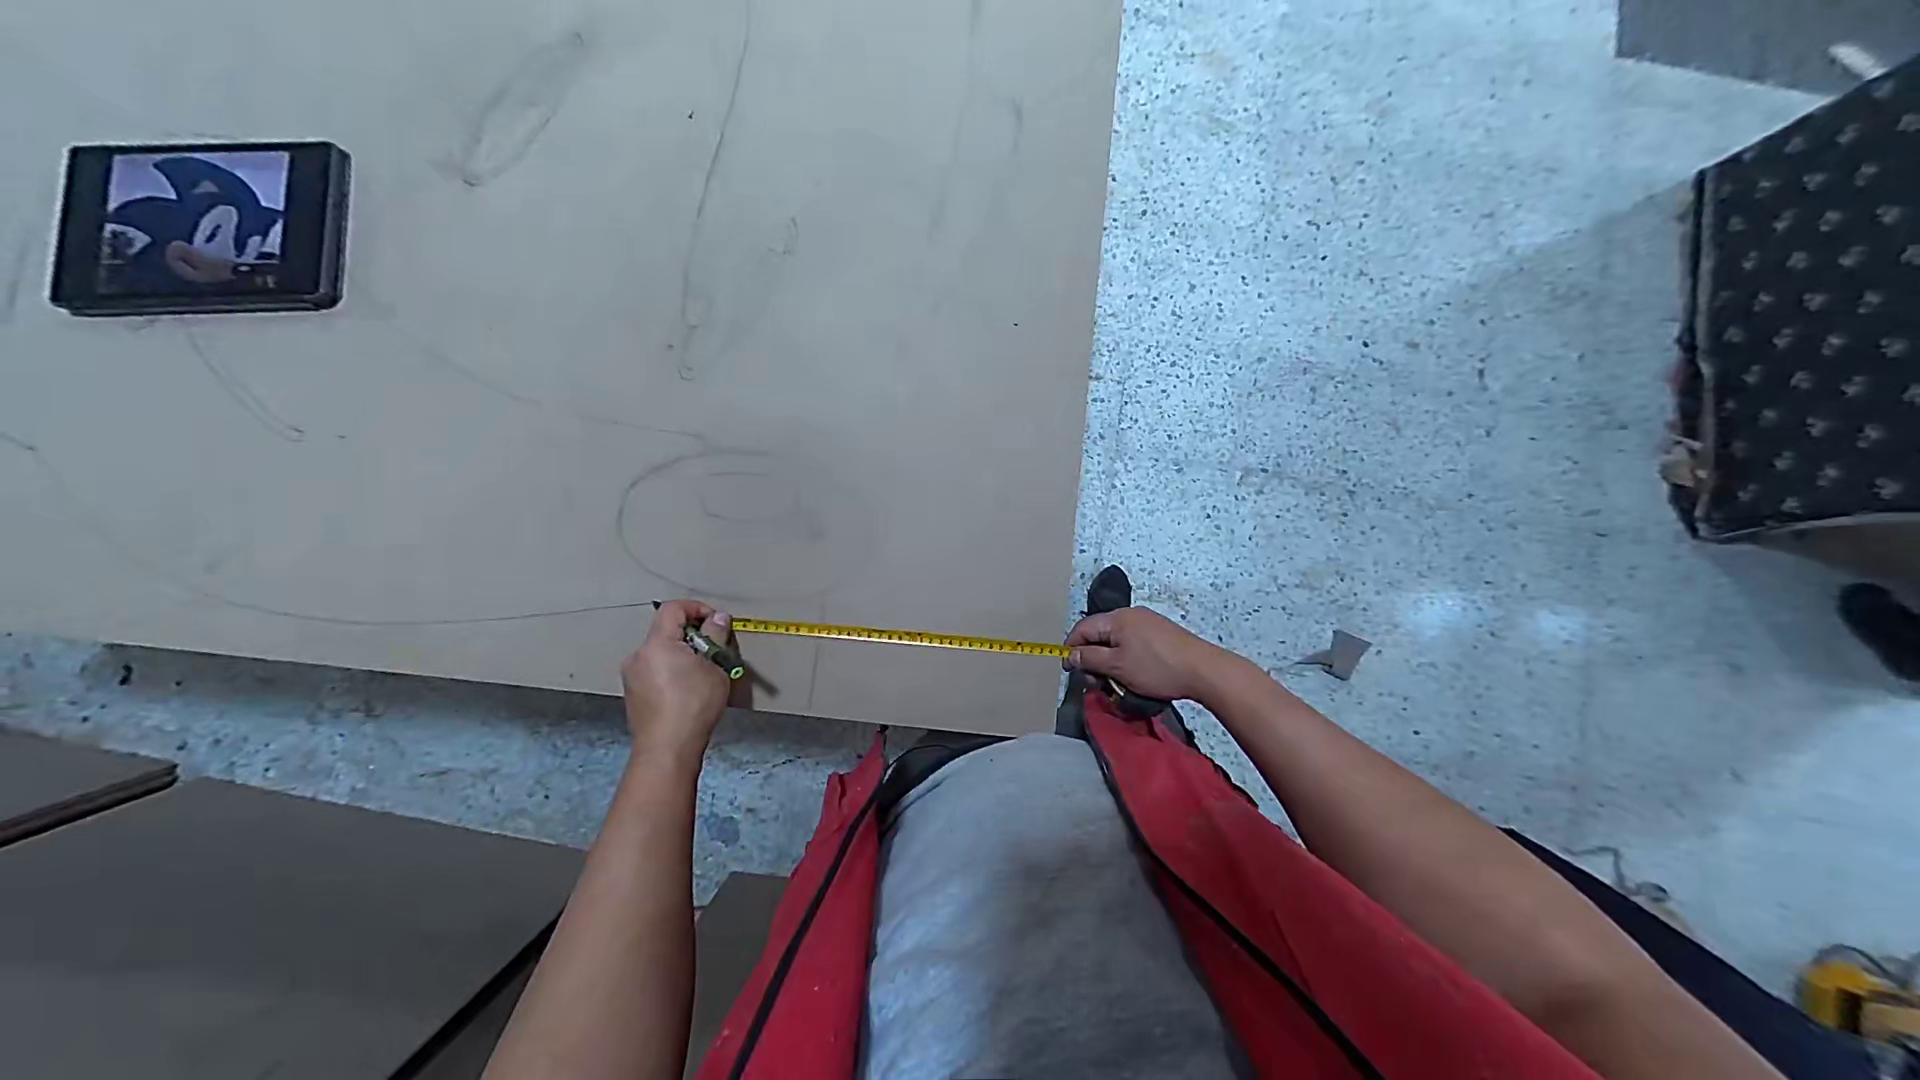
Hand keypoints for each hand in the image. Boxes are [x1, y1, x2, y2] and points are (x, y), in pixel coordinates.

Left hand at [621, 600, 732, 763]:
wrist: (667, 748)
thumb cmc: (694, 705)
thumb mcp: (715, 668)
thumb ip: (716, 638)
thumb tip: (718, 618)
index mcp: (657, 644)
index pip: (673, 609)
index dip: (697, 608)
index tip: (716, 623)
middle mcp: (638, 655)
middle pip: (666, 630)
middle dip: (692, 635)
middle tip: (714, 651)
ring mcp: (632, 675)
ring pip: (660, 651)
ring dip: (682, 653)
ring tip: (703, 673)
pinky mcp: (632, 693)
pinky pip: (654, 669)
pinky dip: (671, 669)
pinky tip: (687, 689)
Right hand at [1065, 607, 1248, 703]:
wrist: (1203, 671)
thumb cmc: (1157, 668)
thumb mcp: (1117, 667)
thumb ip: (1090, 659)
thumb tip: (1072, 654)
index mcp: (1117, 618)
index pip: (1083, 628)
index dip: (1071, 648)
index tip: (1069, 669)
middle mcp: (1131, 615)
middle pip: (1100, 635)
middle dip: (1093, 659)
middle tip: (1096, 682)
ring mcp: (1148, 623)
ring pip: (1117, 642)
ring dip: (1110, 663)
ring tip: (1115, 684)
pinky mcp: (1161, 635)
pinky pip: (1133, 645)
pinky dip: (1126, 660)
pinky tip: (1132, 677)